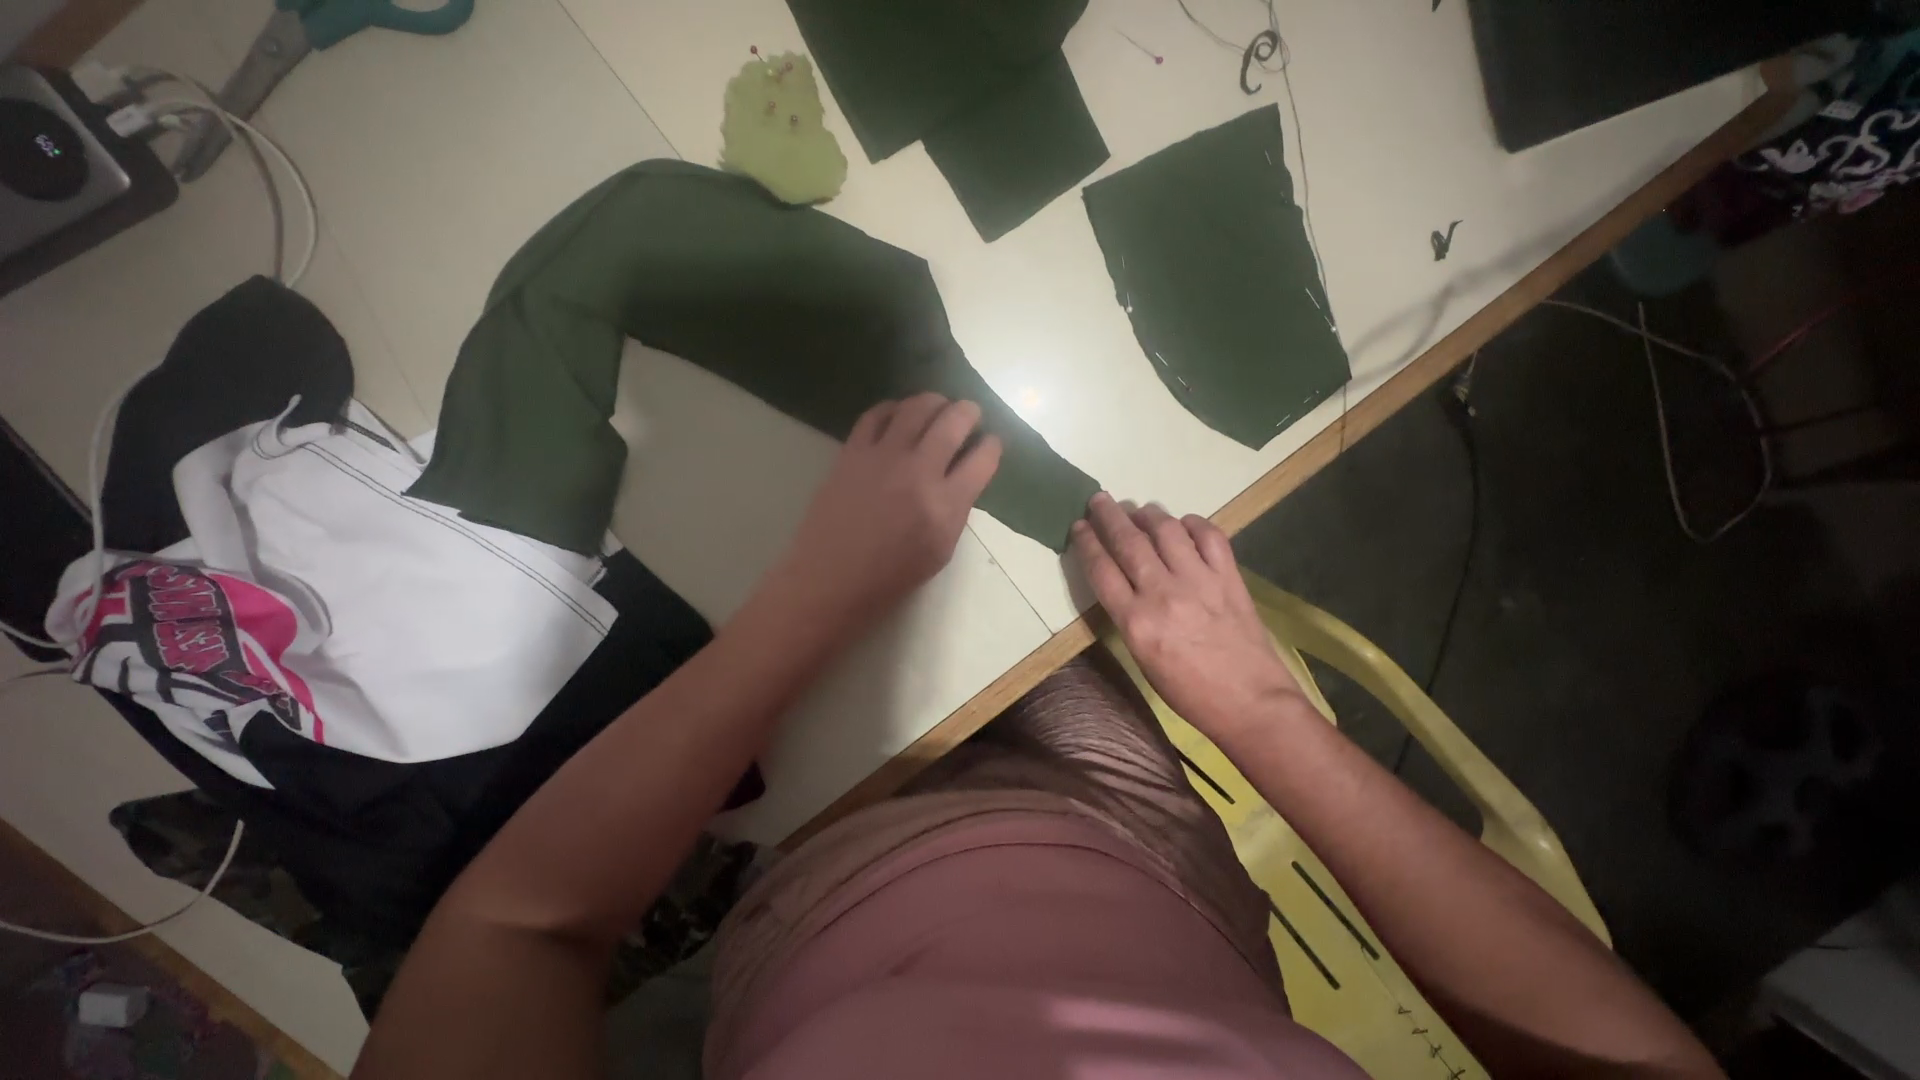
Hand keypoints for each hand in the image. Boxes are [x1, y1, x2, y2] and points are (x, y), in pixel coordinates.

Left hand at [769, 394, 1001, 637]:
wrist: (830, 579)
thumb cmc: (890, 577)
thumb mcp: (940, 551)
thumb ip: (956, 510)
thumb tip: (960, 477)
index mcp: (946, 505)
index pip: (983, 460)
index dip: (993, 446)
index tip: (992, 443)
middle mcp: (919, 472)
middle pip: (953, 422)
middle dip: (969, 412)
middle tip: (970, 413)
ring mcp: (883, 457)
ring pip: (916, 408)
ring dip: (934, 401)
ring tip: (938, 405)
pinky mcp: (852, 452)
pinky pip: (876, 414)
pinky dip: (893, 407)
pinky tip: (899, 413)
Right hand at [1070, 492, 1304, 740]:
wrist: (1250, 702)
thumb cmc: (1189, 692)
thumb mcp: (1143, 659)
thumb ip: (1130, 616)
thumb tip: (1123, 582)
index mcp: (1136, 622)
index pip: (1101, 568)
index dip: (1086, 542)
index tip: (1078, 525)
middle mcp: (1163, 593)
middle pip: (1128, 541)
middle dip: (1109, 516)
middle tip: (1099, 500)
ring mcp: (1199, 581)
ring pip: (1166, 530)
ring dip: (1148, 514)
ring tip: (1139, 510)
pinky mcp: (1229, 577)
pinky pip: (1209, 536)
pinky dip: (1192, 523)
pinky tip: (1183, 525)